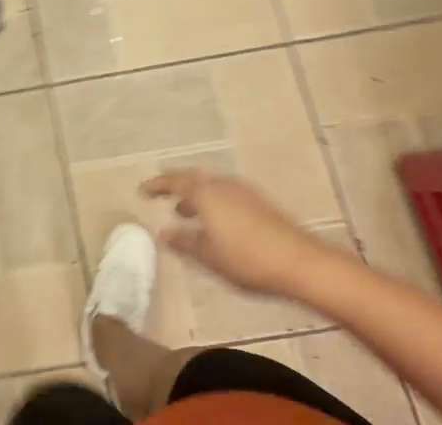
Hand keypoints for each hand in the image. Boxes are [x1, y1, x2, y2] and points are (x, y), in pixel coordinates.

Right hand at [142, 170, 350, 298]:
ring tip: (186, 213)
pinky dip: (213, 202)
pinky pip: (226, 194)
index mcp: (205, 193)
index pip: (174, 182)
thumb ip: (183, 241)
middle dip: (177, 187)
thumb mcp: (208, 255)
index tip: (142, 191)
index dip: (156, 185)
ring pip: (212, 187)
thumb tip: (162, 232)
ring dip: (196, 196)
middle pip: (193, 179)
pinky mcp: (259, 203)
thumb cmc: (246, 259)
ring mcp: (244, 191)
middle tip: (163, 197)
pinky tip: (216, 222)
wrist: (299, 262)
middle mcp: (222, 184)